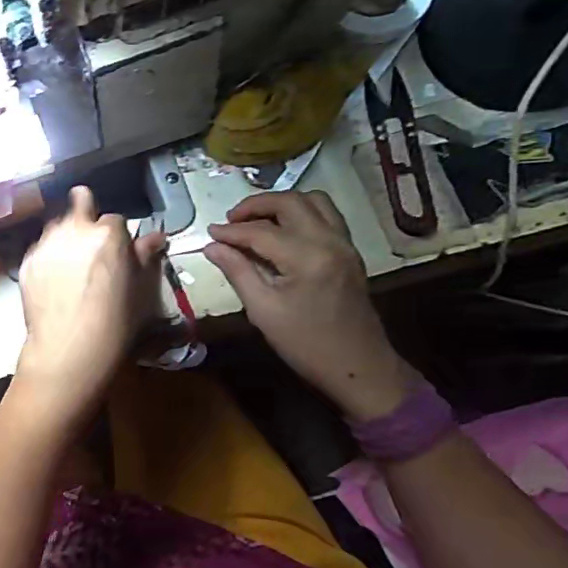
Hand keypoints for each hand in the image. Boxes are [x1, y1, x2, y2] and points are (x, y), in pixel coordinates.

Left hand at [17, 186, 165, 410]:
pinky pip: (40, 249)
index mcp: (108, 233)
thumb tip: (154, 238)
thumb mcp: (140, 290)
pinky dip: (48, 258)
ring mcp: (46, 244)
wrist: (68, 350)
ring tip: (71, 266)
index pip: (116, 219)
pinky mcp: (26, 262)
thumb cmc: (113, 323)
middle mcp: (74, 229)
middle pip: (80, 204)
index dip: (117, 236)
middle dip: (86, 217)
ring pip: (57, 225)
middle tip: (90, 245)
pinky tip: (55, 282)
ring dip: (65, 236)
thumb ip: (145, 256)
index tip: (118, 252)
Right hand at [205, 191, 409, 419]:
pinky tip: (283, 230)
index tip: (209, 233)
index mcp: (307, 256)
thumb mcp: (263, 311)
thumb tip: (213, 247)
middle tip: (231, 220)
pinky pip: (326, 215)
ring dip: (282, 203)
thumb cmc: (305, 344)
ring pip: (313, 200)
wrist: (358, 366)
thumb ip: (238, 272)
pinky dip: (302, 212)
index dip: (231, 231)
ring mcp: (345, 242)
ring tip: (257, 220)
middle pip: (290, 202)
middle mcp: (330, 239)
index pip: (261, 231)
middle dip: (256, 205)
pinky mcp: (350, 251)